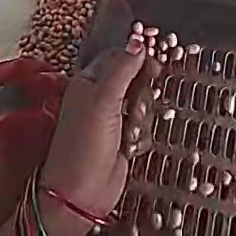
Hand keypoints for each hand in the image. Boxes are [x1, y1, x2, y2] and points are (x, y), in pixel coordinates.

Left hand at [38, 45, 152, 235]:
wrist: (81, 194)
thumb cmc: (85, 144)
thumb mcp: (104, 100)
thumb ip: (122, 69)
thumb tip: (138, 41)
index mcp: (88, 80)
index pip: (118, 56)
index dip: (137, 58)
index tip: (155, 63)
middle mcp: (100, 96)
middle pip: (135, 79)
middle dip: (141, 93)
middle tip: (136, 108)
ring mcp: (113, 119)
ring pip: (143, 103)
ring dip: (141, 118)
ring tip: (129, 132)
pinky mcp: (124, 139)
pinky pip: (144, 127)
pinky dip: (141, 136)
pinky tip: (130, 147)